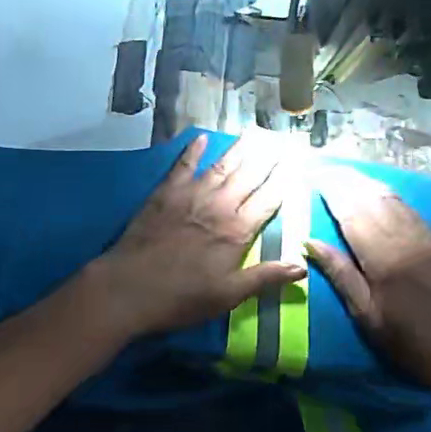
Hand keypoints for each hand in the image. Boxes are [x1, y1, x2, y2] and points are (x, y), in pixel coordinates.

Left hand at [86, 133, 306, 338]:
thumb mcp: (228, 296)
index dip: (285, 180)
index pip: (269, 199)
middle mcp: (218, 206)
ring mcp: (190, 195)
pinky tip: (202, 138)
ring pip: (221, 166)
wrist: (129, 287)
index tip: (297, 163)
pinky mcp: (165, 192)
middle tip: (282, 140)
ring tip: (255, 133)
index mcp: (237, 231)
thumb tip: (301, 267)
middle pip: (249, 176)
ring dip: (239, 149)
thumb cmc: (181, 298)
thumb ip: (265, 278)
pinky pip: (183, 165)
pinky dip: (193, 150)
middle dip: (268, 158)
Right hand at [306, 167, 430, 392]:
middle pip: (372, 198)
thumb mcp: (365, 314)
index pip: (352, 212)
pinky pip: (409, 209)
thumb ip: (340, 274)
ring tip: (344, 175)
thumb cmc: (408, 342)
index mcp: (384, 258)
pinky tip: (376, 192)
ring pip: (393, 199)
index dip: (332, 191)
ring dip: (366, 184)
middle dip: (346, 181)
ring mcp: (427, 238)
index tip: (313, 176)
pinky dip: (387, 195)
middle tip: (323, 169)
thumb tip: (311, 241)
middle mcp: (407, 239)